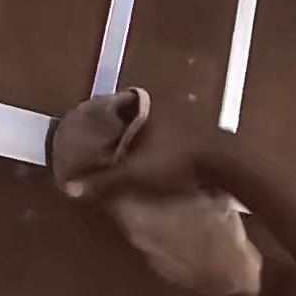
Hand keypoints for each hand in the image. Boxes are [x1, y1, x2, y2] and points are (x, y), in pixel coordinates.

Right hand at [64, 113, 231, 200]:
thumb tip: (68, 187)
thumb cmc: (175, 161)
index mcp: (145, 111)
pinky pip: (177, 141)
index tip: (92, 134)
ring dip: (148, 143)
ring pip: (158, 130)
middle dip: (125, 133)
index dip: (104, 120)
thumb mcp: (134, 174)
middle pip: (137, 120)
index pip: (116, 108)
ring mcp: (186, 120)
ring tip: (136, 162)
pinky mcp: (202, 136)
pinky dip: (168, 151)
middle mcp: (164, 110)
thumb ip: (103, 181)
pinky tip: (165, 166)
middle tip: (112, 151)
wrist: (226, 163)